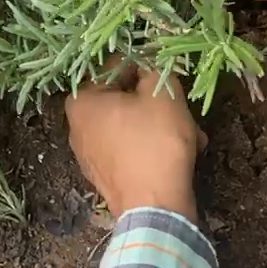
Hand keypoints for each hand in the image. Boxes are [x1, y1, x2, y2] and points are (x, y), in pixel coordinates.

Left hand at [65, 67, 203, 223]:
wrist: (155, 209)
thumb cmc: (156, 143)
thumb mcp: (162, 93)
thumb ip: (154, 66)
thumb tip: (150, 58)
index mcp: (80, 101)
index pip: (114, 65)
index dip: (146, 65)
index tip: (169, 75)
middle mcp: (76, 128)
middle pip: (122, 98)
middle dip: (156, 101)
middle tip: (181, 106)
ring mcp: (89, 155)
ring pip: (130, 125)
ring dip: (160, 124)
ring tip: (189, 133)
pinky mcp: (105, 176)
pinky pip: (129, 148)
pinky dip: (151, 146)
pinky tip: (178, 153)